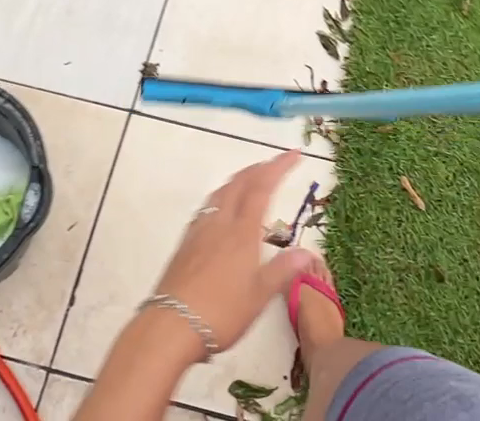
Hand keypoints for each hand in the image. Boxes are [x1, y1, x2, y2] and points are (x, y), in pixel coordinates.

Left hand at [146, 149, 316, 360]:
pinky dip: (222, 196)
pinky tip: (222, 209)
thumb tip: (308, 252)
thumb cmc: (221, 312)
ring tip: (251, 179)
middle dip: (259, 168)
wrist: (171, 326)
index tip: (295, 153)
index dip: (279, 167)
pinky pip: (207, 207)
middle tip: (276, 163)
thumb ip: (283, 270)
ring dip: (238, 179)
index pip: (262, 188)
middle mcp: (220, 224)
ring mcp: (199, 231)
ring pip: (220, 192)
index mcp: (241, 232)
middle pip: (239, 183)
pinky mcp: (185, 243)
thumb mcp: (259, 296)